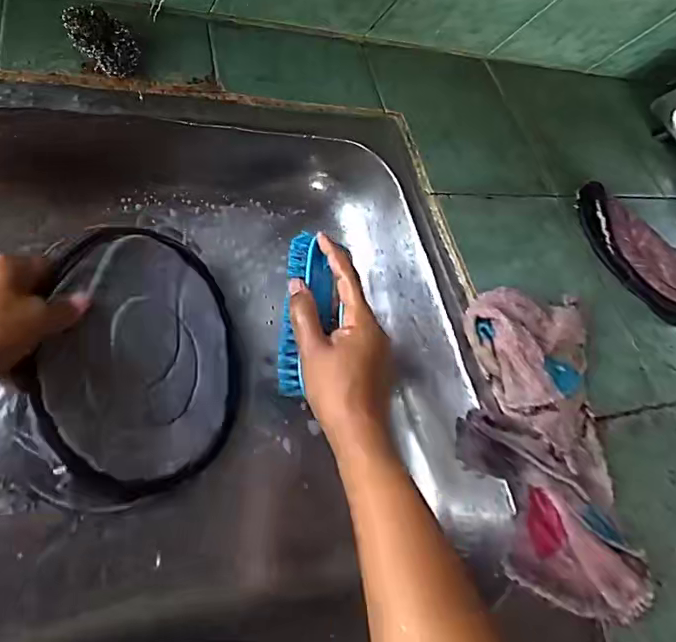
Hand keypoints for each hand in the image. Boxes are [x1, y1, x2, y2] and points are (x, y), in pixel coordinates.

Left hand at [0, 253, 87, 405]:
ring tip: (34, 363)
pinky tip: (10, 372)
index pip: (48, 267)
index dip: (63, 288)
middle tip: (56, 340)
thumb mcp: (36, 322)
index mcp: (8, 264)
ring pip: (10, 316)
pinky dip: (3, 349)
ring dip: (23, 337)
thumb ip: (63, 310)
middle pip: (28, 292)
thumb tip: (86, 297)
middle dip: (42, 317)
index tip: (72, 314)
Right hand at [287, 233, 393, 457]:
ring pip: (351, 314)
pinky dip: (335, 319)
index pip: (347, 278)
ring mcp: (377, 347)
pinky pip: (353, 329)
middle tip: (309, 263)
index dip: (332, 256)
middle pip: (351, 294)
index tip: (320, 238)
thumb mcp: (312, 349)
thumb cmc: (335, 391)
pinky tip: (320, 326)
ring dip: (330, 300)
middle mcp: (375, 329)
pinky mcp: (372, 362)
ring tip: (308, 292)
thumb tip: (298, 285)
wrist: (360, 436)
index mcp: (363, 321)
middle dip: (330, 277)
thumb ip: (304, 313)